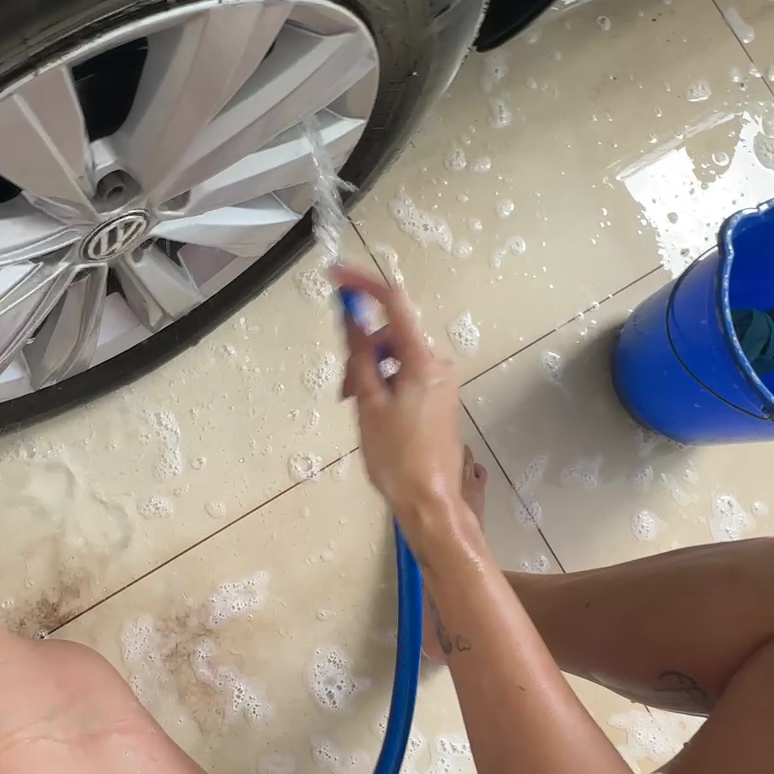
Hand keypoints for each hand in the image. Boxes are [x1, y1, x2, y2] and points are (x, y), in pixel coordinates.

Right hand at [332, 266, 475, 552]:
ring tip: (357, 408)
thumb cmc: (396, 456)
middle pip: (391, 335)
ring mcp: (440, 379)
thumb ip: (360, 354)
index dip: (362, 284)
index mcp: (422, 360)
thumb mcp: (369, 403)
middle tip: (344, 390)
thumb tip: (351, 313)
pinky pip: (405, 374)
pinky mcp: (438, 395)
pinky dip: (384, 383)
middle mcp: (437, 362)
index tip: (334, 275)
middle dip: (361, 352)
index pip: (392, 303)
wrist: (429, 499)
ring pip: (395, 357)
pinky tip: (373, 412)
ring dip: (370, 372)